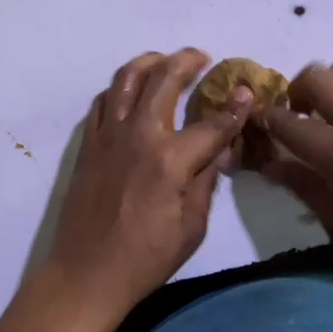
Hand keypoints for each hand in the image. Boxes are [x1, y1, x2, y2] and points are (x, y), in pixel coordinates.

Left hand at [22, 48, 254, 331]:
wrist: (86, 274)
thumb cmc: (145, 259)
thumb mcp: (192, 229)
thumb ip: (206, 181)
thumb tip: (219, 148)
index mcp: (170, 160)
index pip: (211, 125)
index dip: (234, 108)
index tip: (247, 91)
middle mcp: (139, 134)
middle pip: (165, 78)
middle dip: (187, 60)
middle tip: (201, 57)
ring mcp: (109, 134)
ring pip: (128, 77)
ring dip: (149, 61)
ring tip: (164, 60)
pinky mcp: (88, 141)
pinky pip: (103, 99)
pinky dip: (119, 87)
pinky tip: (130, 91)